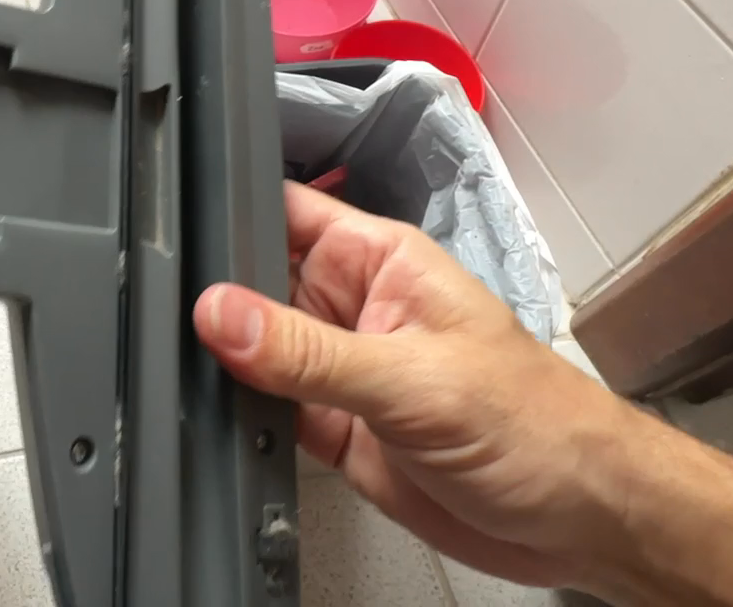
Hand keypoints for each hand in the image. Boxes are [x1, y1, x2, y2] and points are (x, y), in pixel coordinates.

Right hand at [192, 182, 647, 588]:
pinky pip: (263, 402)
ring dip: (218, 350)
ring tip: (162, 346)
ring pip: (252, 343)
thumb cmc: (532, 423)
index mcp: (372, 257)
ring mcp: (332, 362)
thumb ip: (308, 351)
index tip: (168, 223)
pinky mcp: (327, 419)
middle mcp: (343, 302)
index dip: (228, 210)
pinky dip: (235, 406)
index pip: (283, 209)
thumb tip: (218, 313)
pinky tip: (202, 404)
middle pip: (253, 276)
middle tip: (150, 295)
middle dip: (210, 288)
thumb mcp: (412, 378)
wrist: (582, 523)